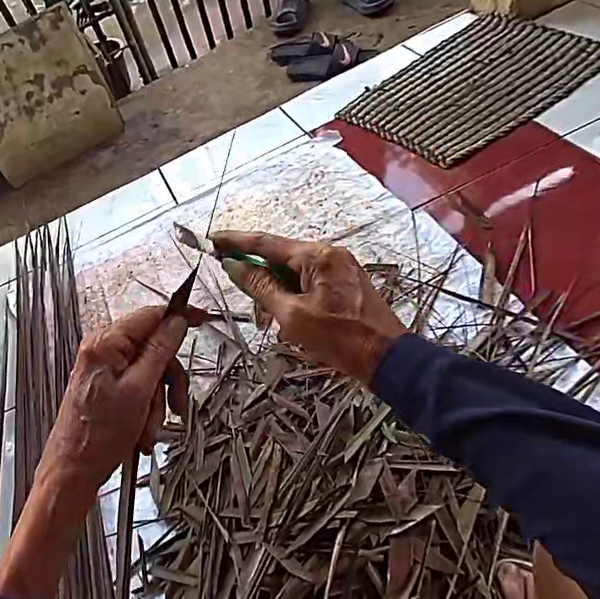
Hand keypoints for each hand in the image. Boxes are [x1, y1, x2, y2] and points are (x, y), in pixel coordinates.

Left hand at [35, 307, 190, 498]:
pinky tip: (141, 431)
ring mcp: (104, 370)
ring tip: (150, 426)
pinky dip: (146, 410)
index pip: (150, 316)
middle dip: (168, 380)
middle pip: (154, 349)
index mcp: (106, 343)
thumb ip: (160, 351)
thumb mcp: (140, 390)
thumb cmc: (97, 436)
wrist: (73, 471)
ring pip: (151, 372)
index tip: (201, 320)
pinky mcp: (107, 388)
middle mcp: (103, 351)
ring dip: (157, 402)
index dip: (179, 318)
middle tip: (176, 403)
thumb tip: (177, 322)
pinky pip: (139, 389)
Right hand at [211, 230, 406, 383]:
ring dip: (277, 295)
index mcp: (318, 256)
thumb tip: (235, 267)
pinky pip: (308, 283)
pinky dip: (293, 298)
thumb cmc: (340, 339)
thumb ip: (260, 287)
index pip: (266, 243)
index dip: (236, 242)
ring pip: (293, 274)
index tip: (212, 239)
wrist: (386, 359)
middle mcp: (329, 254)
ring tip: (276, 323)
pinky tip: (290, 320)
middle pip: (280, 259)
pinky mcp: (344, 283)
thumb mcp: (292, 315)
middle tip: (252, 308)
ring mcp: (339, 268)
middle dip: (260, 281)